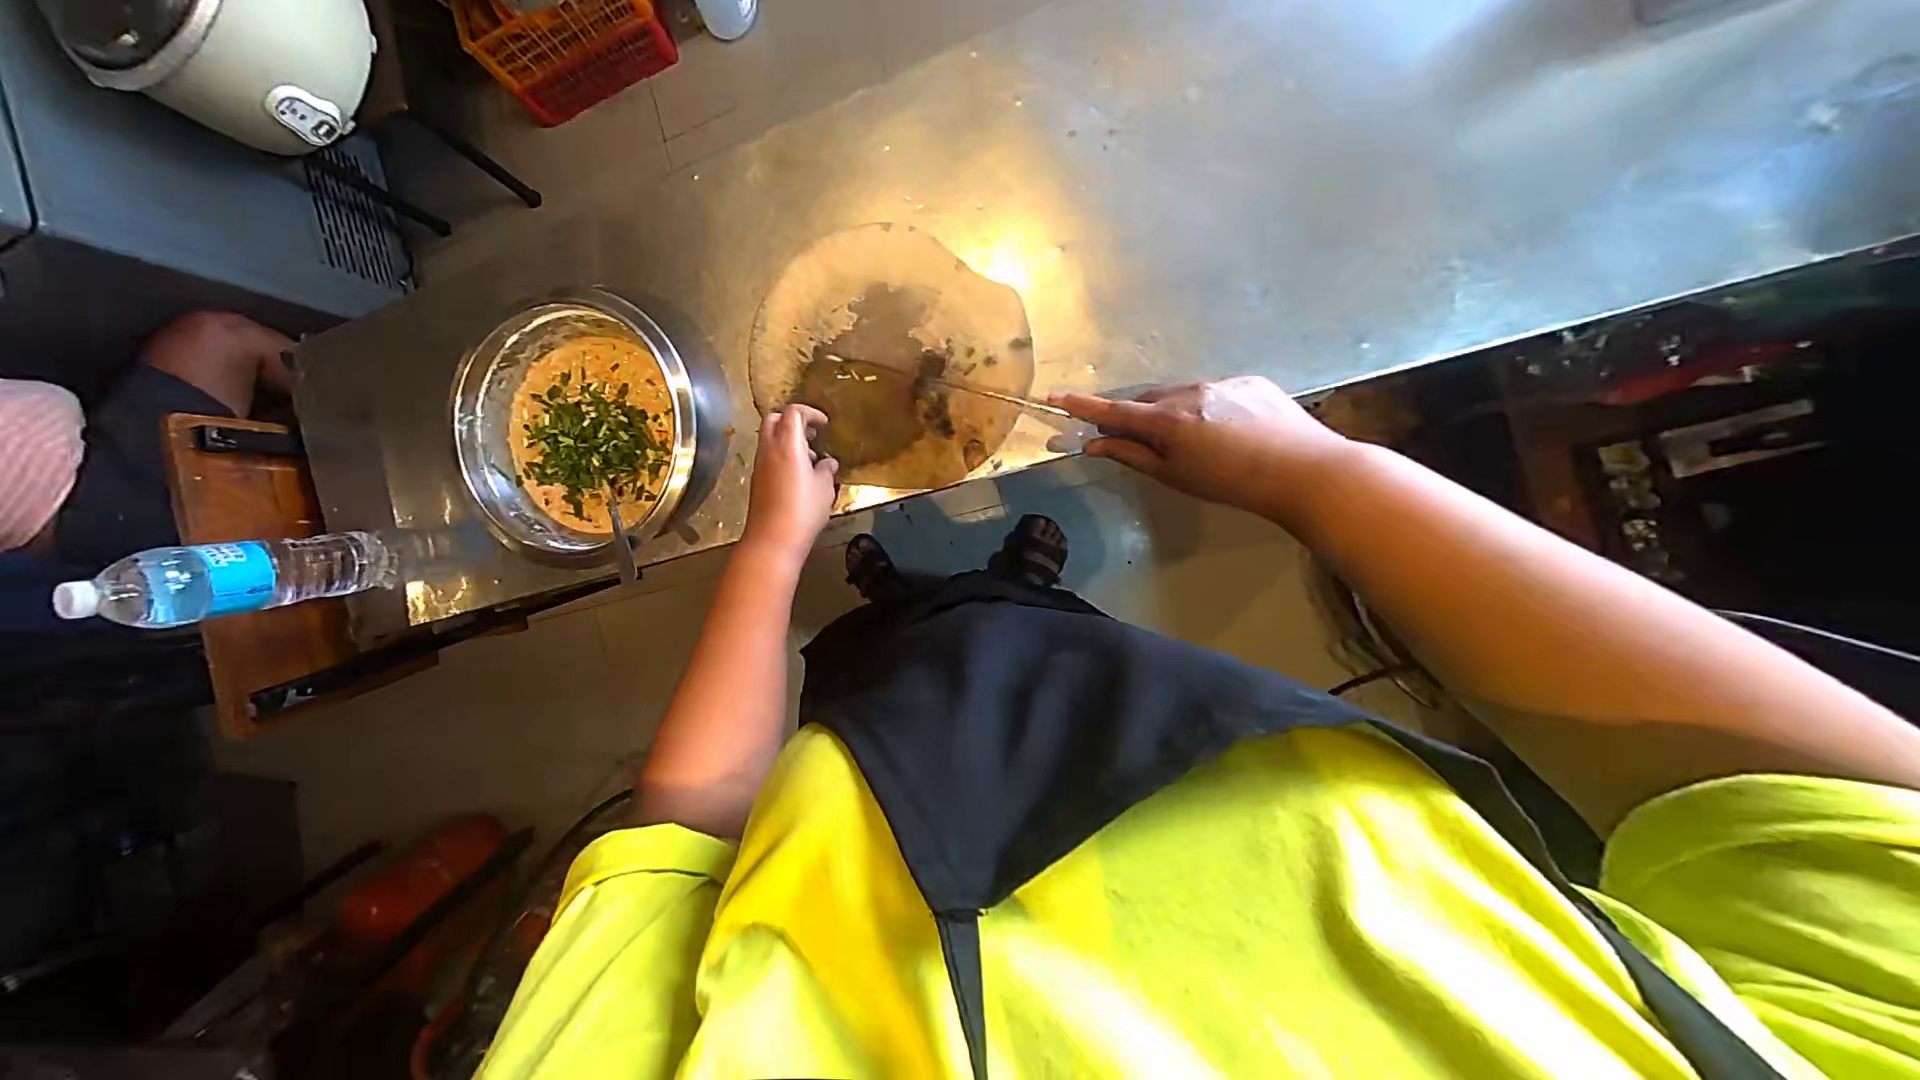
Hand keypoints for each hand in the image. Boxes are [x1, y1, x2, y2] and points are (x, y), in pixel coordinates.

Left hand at [743, 404, 838, 558]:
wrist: (773, 539)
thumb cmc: (802, 511)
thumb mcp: (824, 488)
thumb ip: (827, 469)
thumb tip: (828, 462)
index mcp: (787, 445)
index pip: (793, 413)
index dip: (810, 413)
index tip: (823, 424)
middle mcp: (768, 450)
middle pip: (774, 419)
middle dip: (794, 420)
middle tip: (812, 433)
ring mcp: (760, 465)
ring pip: (769, 438)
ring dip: (788, 439)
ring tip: (810, 458)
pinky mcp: (757, 480)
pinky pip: (769, 456)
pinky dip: (783, 455)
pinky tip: (800, 475)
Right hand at [1052, 377, 1353, 521]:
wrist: (1305, 471)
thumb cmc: (1231, 483)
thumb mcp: (1174, 476)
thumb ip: (1131, 455)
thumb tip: (1094, 443)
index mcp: (1168, 420)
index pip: (1114, 410)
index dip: (1082, 405)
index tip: (1056, 396)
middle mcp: (1190, 392)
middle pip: (1148, 401)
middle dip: (1139, 418)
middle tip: (1146, 445)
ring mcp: (1222, 382)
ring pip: (1181, 395)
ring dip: (1176, 414)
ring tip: (1201, 444)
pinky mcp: (1249, 380)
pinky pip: (1214, 391)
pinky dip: (1208, 409)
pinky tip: (1230, 433)